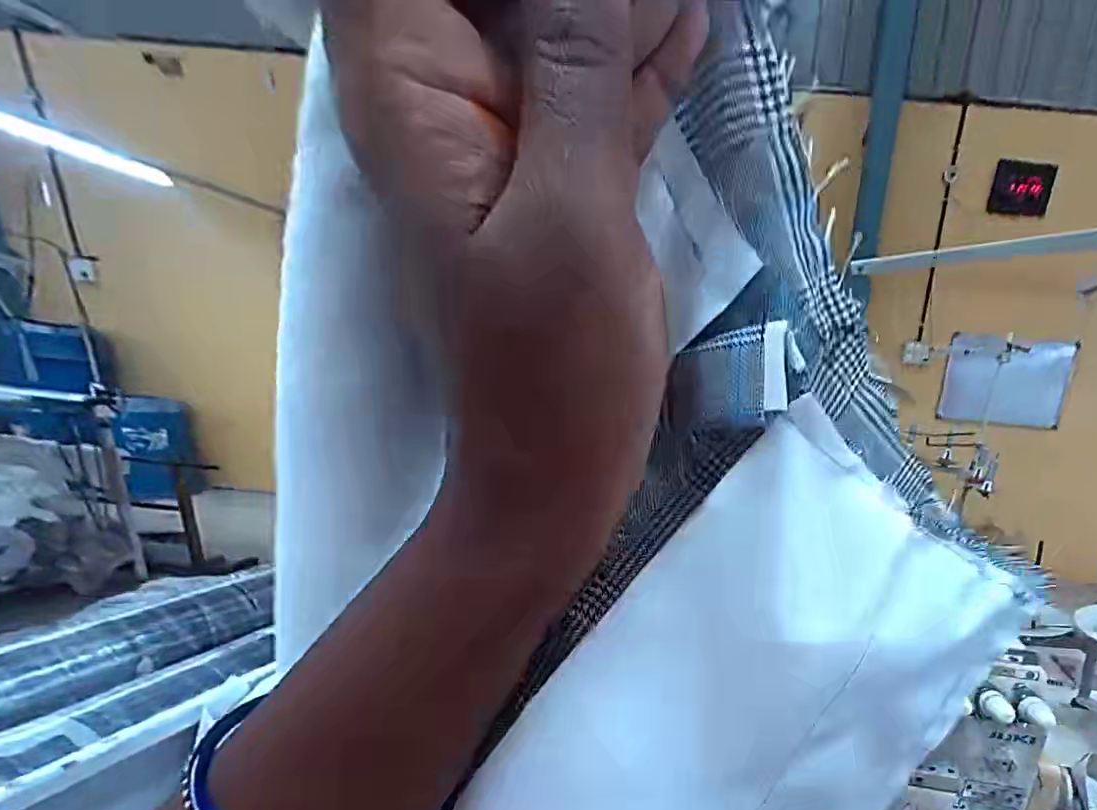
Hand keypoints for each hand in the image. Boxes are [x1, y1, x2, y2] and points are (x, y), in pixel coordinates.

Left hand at [322, 0, 707, 541]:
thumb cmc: (556, 369)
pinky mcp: (554, 196)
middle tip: (660, 6)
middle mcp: (441, 107)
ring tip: (682, 7)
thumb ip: (575, 69)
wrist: (553, 475)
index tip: (586, 13)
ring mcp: (500, 154)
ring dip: (620, 16)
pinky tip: (688, 33)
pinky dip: (638, 71)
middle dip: (581, 0)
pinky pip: (592, 105)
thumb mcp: (571, 211)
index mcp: (409, 93)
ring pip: (556, 36)